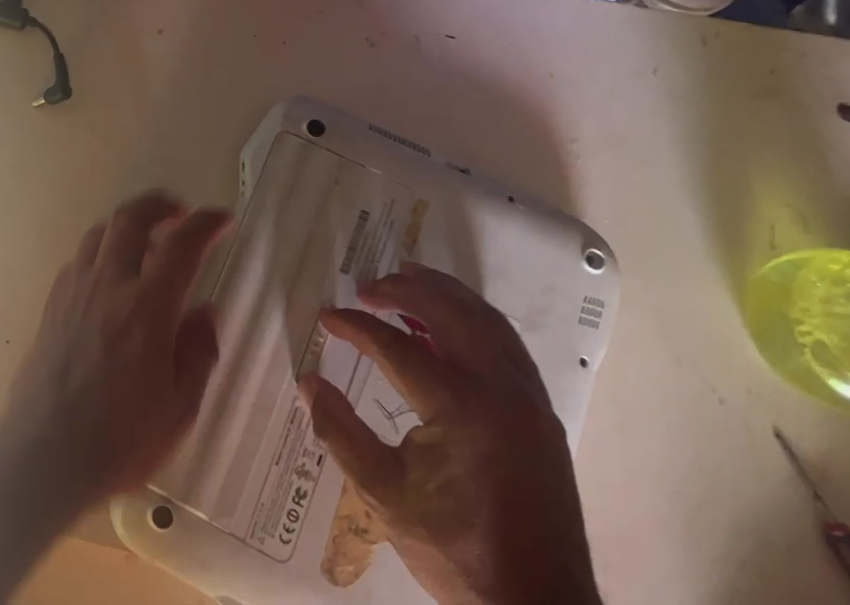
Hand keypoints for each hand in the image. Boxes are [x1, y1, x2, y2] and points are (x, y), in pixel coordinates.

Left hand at [0, 191, 230, 512]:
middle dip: (159, 205)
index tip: (222, 219)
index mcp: (147, 307)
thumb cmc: (121, 438)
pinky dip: (100, 254)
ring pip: (99, 234)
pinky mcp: (51, 306)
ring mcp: (73, 292)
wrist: (44, 454)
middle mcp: (107, 286)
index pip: (181, 244)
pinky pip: (77, 261)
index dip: (206, 223)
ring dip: (126, 226)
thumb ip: (197, 352)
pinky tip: (110, 280)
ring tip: (145, 244)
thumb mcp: (180, 407)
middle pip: (130, 218)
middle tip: (180, 213)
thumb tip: (203, 313)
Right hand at [301, 263, 600, 604]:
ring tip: (410, 278)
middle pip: (450, 314)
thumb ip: (340, 432)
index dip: (357, 327)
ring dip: (447, 294)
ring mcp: (528, 398)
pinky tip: (454, 322)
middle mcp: (501, 388)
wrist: (537, 603)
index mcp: (461, 406)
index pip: (398, 346)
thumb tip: (308, 383)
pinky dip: (476, 319)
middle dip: (406, 290)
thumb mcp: (384, 494)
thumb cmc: (455, 550)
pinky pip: (507, 344)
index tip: (328, 316)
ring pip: (487, 321)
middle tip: (367, 285)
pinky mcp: (541, 412)